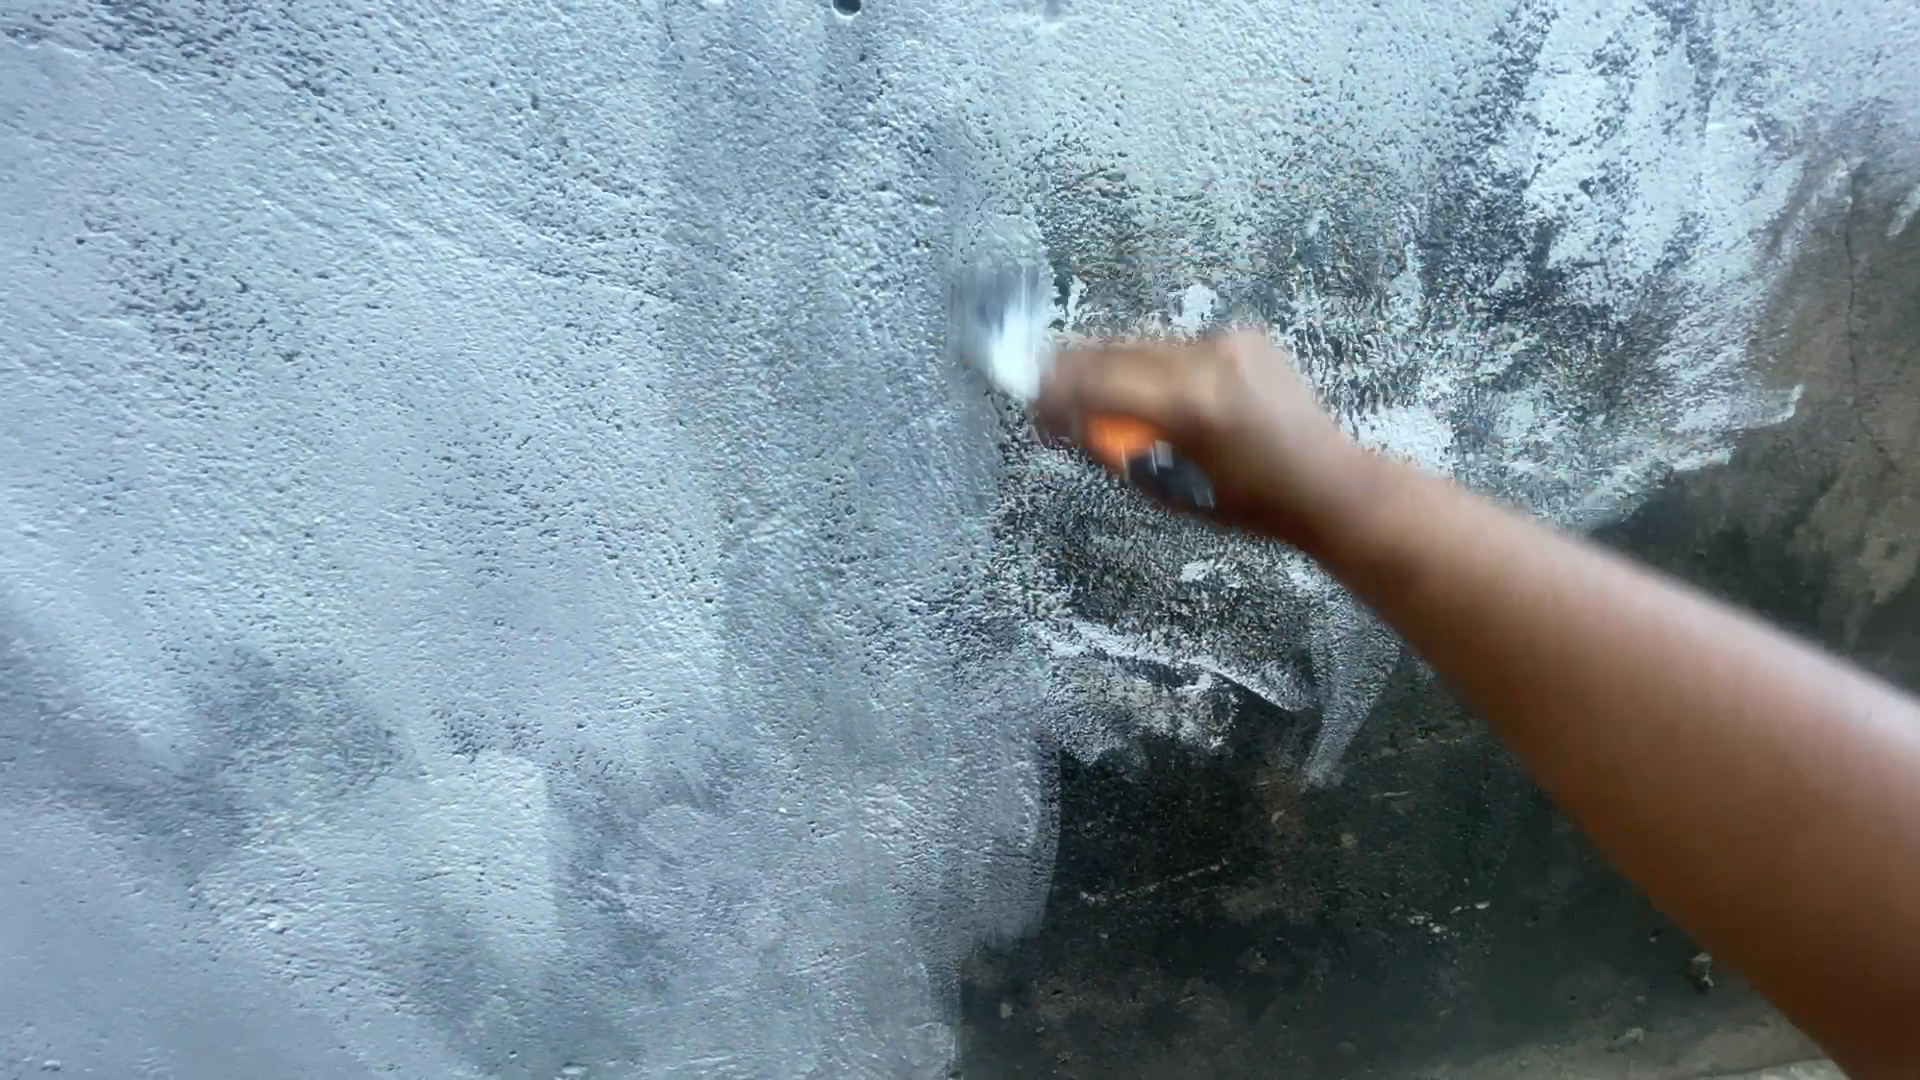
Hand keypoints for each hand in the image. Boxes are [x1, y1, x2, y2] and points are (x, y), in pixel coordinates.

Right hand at [1034, 327, 1367, 546]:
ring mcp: (1229, 341)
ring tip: (1084, 387)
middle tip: (1044, 388)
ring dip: (1108, 364)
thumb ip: (1114, 449)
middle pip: (1114, 349)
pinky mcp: (1243, 335)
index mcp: (1189, 406)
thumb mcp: (1166, 490)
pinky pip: (1174, 345)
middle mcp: (1208, 359)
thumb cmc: (1246, 504)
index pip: (1097, 382)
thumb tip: (1067, 421)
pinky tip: (1145, 387)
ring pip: (1142, 343)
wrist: (1326, 483)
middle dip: (1071, 368)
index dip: (1053, 391)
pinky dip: (1149, 364)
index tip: (1032, 403)